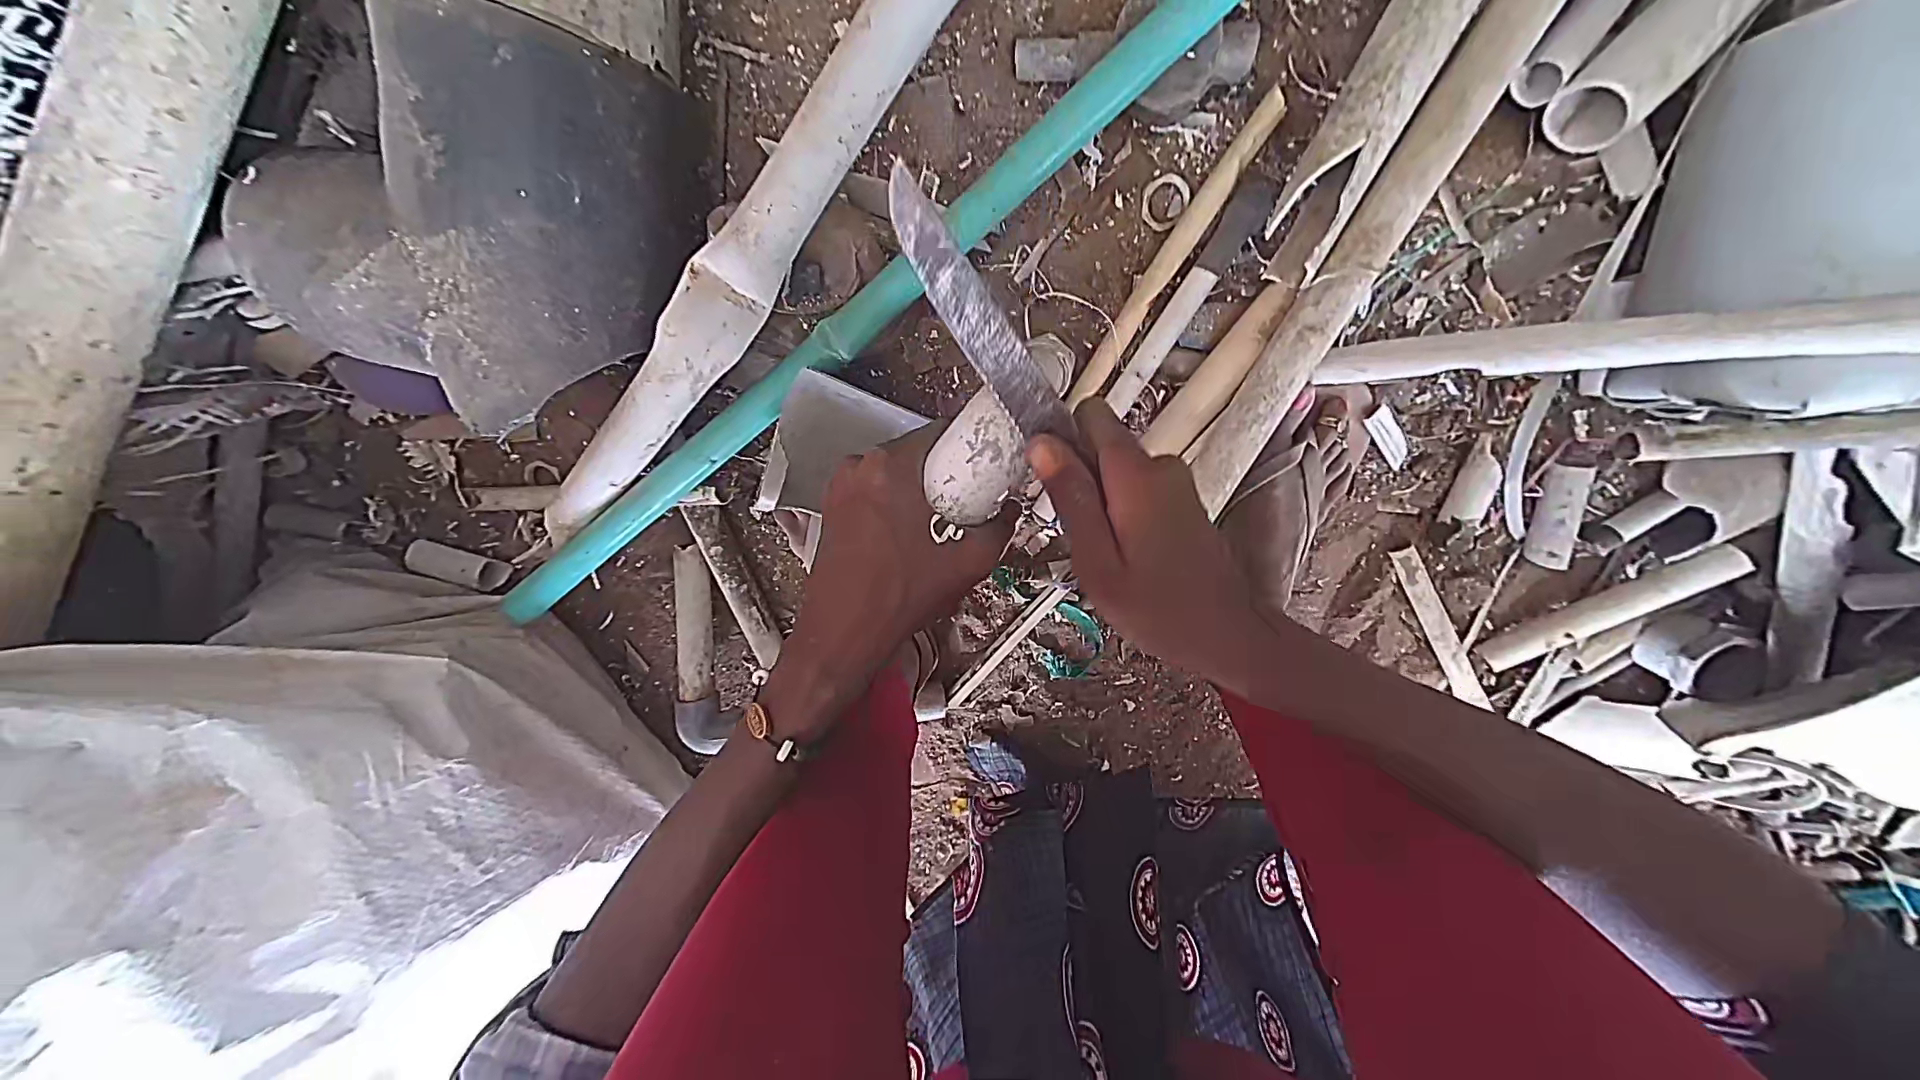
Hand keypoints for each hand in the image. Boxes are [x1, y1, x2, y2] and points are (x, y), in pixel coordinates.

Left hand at [768, 423, 1013, 740]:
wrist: (842, 635)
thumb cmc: (890, 602)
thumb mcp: (965, 565)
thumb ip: (998, 530)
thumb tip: (1008, 514)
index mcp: (889, 469)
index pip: (941, 431)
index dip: (970, 444)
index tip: (986, 461)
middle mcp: (859, 468)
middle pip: (918, 450)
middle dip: (947, 470)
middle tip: (970, 498)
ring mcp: (841, 486)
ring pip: (896, 470)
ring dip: (922, 486)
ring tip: (942, 520)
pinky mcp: (834, 506)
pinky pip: (876, 488)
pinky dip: (898, 500)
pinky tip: (914, 532)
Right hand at [1028, 400, 1275, 692]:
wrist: (1226, 634)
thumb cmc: (1159, 608)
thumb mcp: (1097, 560)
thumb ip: (1070, 497)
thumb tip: (1042, 445)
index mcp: (1135, 475)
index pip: (1089, 415)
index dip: (1061, 439)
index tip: (1048, 480)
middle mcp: (1160, 466)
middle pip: (1100, 445)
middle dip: (1078, 480)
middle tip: (1079, 536)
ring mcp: (1175, 482)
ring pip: (1115, 471)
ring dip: (1099, 503)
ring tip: (1103, 553)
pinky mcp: (1182, 499)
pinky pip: (1135, 489)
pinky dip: (1120, 513)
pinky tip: (1124, 554)